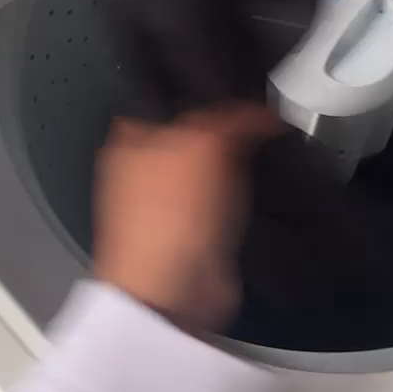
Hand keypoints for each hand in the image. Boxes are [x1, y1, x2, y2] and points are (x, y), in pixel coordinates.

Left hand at [91, 105, 280, 333]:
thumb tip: (261, 115)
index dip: (211, 98)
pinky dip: (244, 202)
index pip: (174, 102)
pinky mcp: (198, 235)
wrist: (175, 293)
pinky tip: (251, 200)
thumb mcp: (205, 143)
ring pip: (217, 171)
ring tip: (255, 167)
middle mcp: (147, 173)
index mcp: (131, 141)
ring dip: (239, 171)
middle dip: (231, 135)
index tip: (243, 100)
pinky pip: (229, 206)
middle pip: (200, 136)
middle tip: (255, 132)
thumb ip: (233, 118)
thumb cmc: (167, 221)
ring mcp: (173, 206)